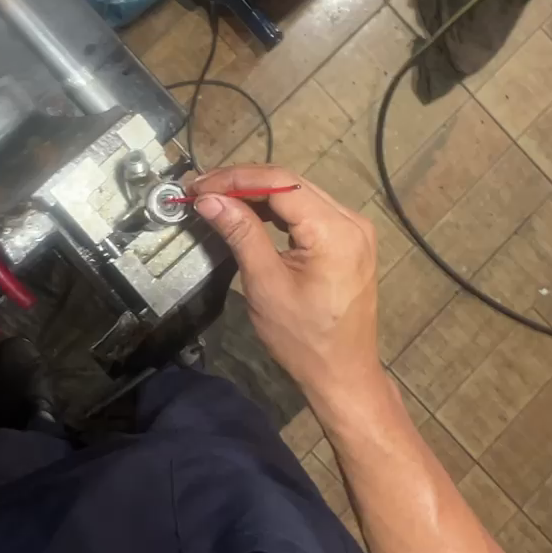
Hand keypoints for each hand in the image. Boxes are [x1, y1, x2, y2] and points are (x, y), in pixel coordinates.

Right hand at [190, 165, 385, 395]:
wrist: (342, 374)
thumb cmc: (302, 338)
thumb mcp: (265, 284)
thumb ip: (240, 233)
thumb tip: (209, 199)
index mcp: (335, 231)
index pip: (281, 184)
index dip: (235, 178)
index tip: (198, 185)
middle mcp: (351, 221)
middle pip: (290, 183)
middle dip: (242, 181)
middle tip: (200, 188)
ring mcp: (353, 229)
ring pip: (297, 193)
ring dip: (255, 192)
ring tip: (215, 197)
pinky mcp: (347, 240)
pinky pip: (307, 210)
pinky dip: (274, 208)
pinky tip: (246, 211)